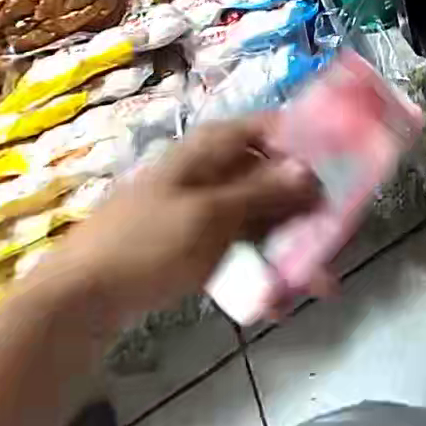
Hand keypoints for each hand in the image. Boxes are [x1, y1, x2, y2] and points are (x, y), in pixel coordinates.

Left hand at [37, 117, 321, 317]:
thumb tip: (311, 168)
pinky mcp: (205, 237)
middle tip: (339, 236)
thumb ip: (264, 191)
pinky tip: (278, 298)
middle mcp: (220, 166)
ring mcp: (213, 202)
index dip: (313, 141)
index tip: (347, 164)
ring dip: (292, 245)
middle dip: (309, 208)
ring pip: (267, 214)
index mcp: (217, 144)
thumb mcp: (210, 214)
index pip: (278, 127)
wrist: (79, 297)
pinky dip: (263, 265)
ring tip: (318, 281)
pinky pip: (246, 244)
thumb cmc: (146, 239)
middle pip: (279, 175)